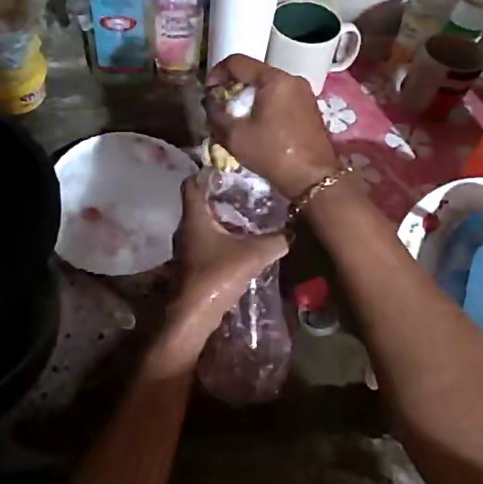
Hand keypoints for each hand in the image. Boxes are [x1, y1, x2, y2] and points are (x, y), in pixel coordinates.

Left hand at [172, 173, 288, 327]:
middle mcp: (187, 227)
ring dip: (222, 216)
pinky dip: (222, 235)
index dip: (207, 172)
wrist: (194, 315)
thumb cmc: (218, 276)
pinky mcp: (193, 262)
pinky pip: (207, 239)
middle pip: (200, 201)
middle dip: (220, 194)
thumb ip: (276, 240)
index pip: (191, 182)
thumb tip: (295, 230)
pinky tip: (242, 239)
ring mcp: (188, 246)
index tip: (229, 168)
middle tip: (246, 188)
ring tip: (248, 212)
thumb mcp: (254, 255)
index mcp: (195, 216)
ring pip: (204, 222)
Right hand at [203, 54, 343, 200]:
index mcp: (274, 79)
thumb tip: (210, 103)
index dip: (216, 73)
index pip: (237, 62)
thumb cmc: (272, 153)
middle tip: (220, 106)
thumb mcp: (235, 136)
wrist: (313, 178)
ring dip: (249, 97)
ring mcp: (304, 93)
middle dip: (233, 86)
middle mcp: (292, 79)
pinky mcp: (310, 107)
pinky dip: (265, 104)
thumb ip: (216, 114)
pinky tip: (258, 124)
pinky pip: (281, 97)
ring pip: (268, 86)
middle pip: (254, 73)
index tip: (208, 92)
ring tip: (237, 117)